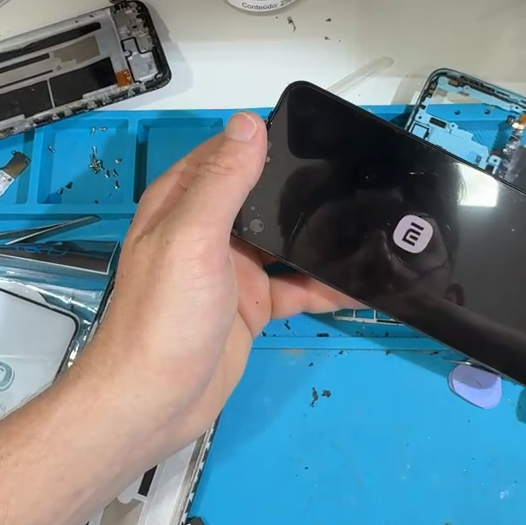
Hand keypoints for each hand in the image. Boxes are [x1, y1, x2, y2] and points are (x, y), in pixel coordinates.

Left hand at [71, 111, 354, 456]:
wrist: (155, 402)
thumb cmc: (164, 315)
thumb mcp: (192, 238)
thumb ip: (222, 182)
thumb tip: (248, 122)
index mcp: (183, 204)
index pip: (227, 156)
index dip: (265, 142)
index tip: (316, 133)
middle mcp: (207, 231)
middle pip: (261, 197)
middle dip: (302, 188)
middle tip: (358, 178)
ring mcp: (231, 270)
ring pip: (284, 242)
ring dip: (319, 236)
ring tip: (370, 223)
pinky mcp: (251, 307)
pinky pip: (296, 288)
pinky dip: (325, 285)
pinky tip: (362, 282)